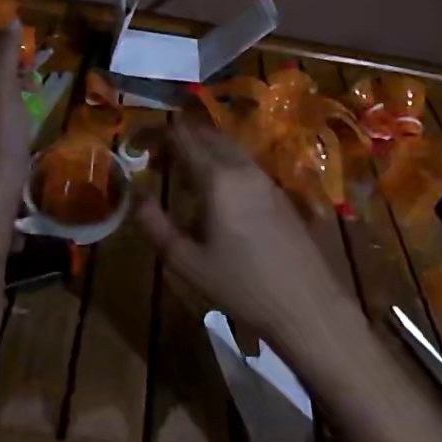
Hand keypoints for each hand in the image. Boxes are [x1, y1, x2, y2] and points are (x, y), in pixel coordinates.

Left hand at [0, 21, 29, 211]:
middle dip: (5, 53)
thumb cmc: (1, 135)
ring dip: (10, 70)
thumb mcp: (4, 90)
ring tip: (32, 78)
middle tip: (29, 62)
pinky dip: (10, 88)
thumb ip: (6, 54)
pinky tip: (28, 94)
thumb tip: (12, 20)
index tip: (21, 42)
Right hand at [136, 120, 359, 339]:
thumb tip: (135, 194)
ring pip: (225, 146)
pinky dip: (218, 164)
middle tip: (153, 160)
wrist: (308, 308)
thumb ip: (153, 223)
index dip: (152, 134)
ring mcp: (265, 179)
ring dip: (197, 150)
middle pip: (204, 133)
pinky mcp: (279, 194)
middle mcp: (242, 168)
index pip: (179, 136)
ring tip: (178, 176)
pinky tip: (211, 196)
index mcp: (216, 179)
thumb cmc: (240, 286)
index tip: (133, 146)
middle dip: (174, 139)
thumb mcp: (184, 260)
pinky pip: (241, 163)